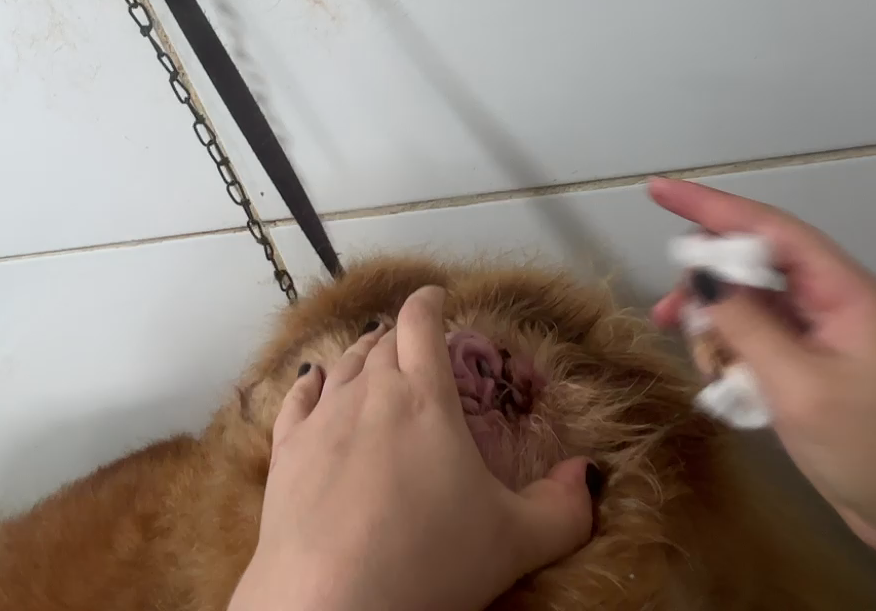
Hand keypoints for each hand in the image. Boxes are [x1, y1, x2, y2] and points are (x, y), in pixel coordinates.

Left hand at [229, 286, 598, 610]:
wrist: (332, 605)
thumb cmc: (431, 562)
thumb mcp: (515, 541)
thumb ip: (563, 507)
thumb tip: (589, 473)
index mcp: (424, 395)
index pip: (421, 322)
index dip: (429, 301)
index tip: (436, 295)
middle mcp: (370, 391)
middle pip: (382, 341)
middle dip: (399, 333)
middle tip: (410, 340)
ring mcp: (323, 417)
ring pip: (343, 364)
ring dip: (360, 354)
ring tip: (371, 354)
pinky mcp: (286, 449)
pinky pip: (297, 400)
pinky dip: (309, 384)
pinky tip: (311, 381)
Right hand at [648, 178, 875, 610]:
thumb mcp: (802, 389)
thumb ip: (747, 325)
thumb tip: (701, 276)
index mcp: (844, 292)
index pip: (768, 227)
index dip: (709, 204)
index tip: (657, 189)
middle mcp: (832, 304)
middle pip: (753, 265)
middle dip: (705, 281)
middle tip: (668, 313)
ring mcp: (824, 339)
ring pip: (751, 306)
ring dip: (716, 324)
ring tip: (694, 355)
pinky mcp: (815, 370)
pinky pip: (760, 341)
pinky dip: (733, 352)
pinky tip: (720, 378)